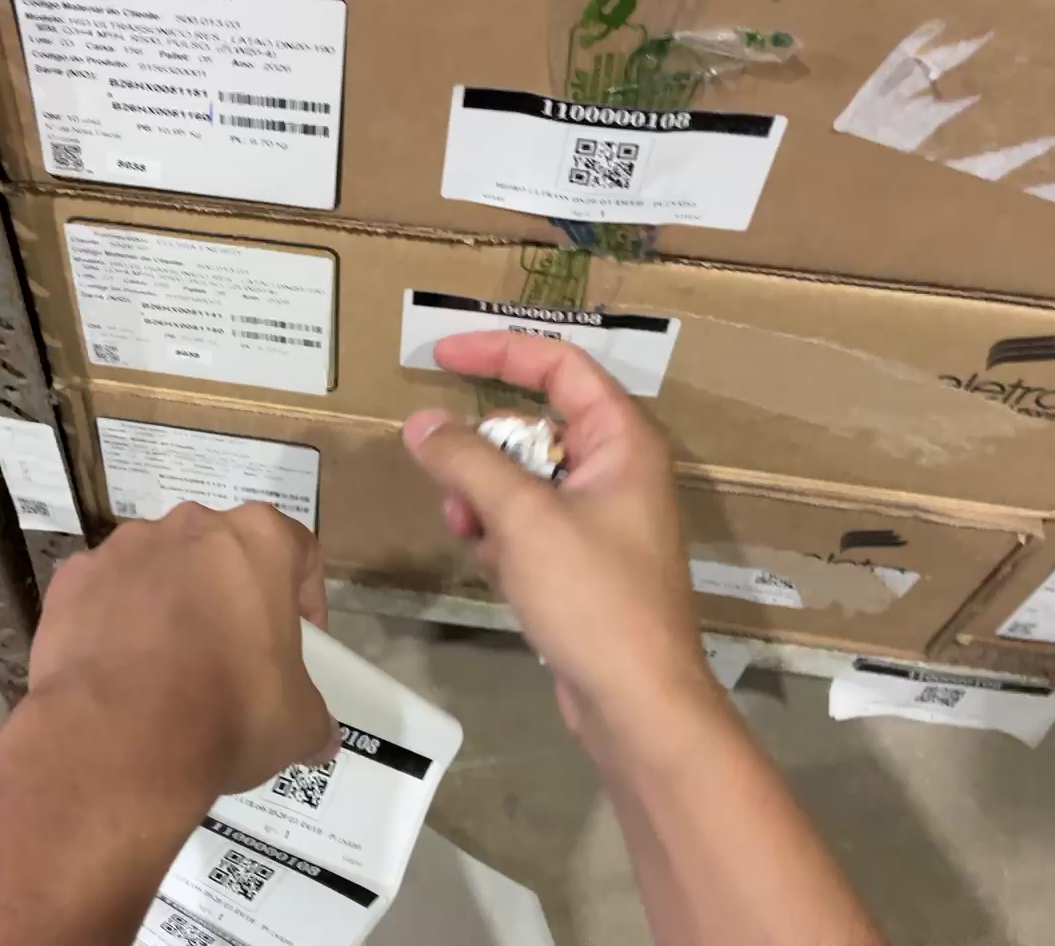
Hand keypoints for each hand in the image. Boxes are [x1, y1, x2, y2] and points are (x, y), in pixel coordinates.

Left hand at [29, 502, 336, 793]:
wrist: (119, 737)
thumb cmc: (229, 710)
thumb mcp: (297, 723)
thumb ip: (314, 718)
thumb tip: (321, 740)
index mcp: (258, 538)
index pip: (299, 552)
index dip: (304, 599)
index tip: (298, 641)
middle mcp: (192, 524)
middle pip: (223, 553)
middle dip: (230, 597)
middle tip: (232, 656)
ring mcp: (127, 545)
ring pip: (162, 566)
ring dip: (170, 603)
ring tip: (167, 668)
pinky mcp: (76, 575)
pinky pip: (106, 591)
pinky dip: (115, 619)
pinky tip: (119, 670)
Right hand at [401, 332, 718, 738]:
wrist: (634, 702)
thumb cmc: (592, 596)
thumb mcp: (522, 517)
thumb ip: (466, 460)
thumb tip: (419, 421)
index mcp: (619, 442)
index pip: (559, 366)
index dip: (499, 351)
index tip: (441, 356)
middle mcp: (610, 469)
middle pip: (528, 426)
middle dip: (479, 451)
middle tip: (451, 485)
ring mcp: (593, 515)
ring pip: (516, 475)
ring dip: (480, 495)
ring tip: (470, 533)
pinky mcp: (574, 555)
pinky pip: (520, 517)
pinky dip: (494, 529)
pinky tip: (490, 563)